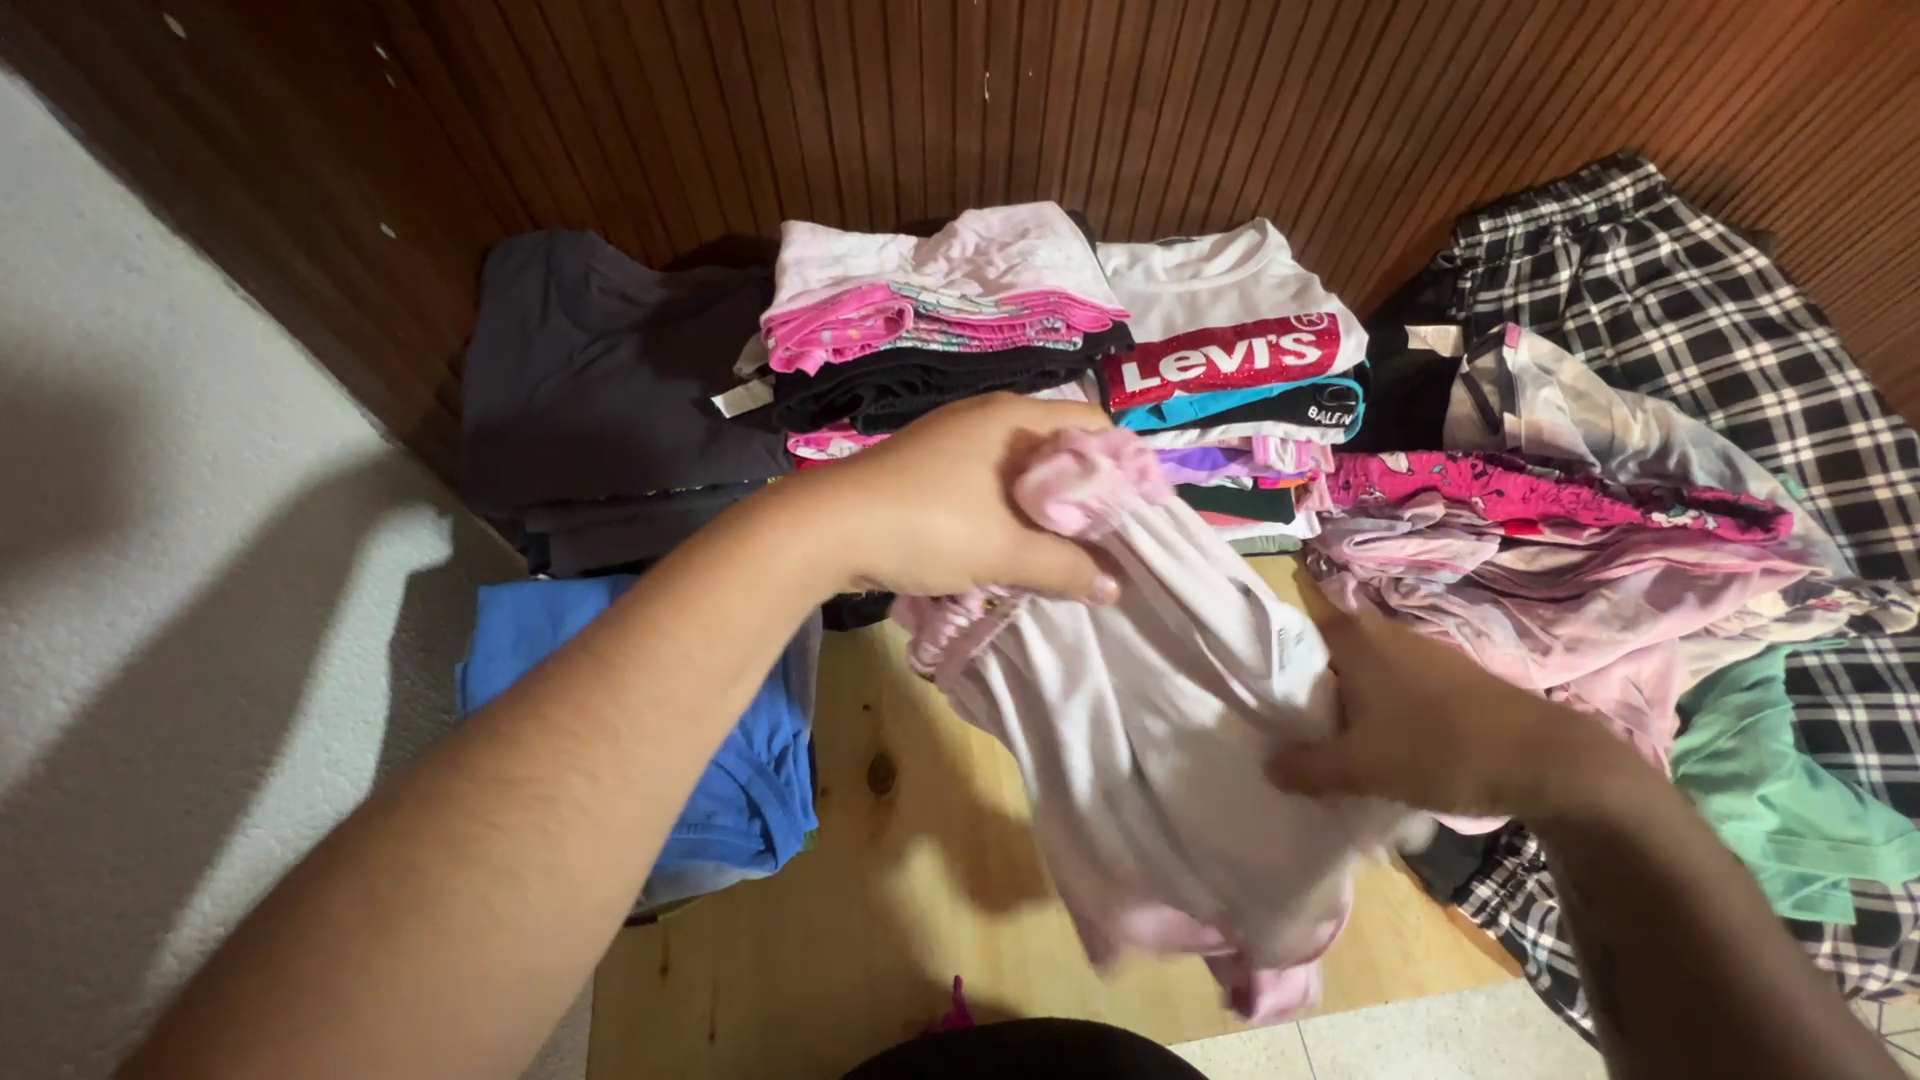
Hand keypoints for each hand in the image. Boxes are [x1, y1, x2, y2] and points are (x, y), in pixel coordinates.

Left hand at [784, 393, 1121, 602]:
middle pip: (1057, 448)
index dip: (1120, 465)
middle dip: (1083, 494)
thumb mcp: (1003, 550)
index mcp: (1013, 417)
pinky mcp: (929, 467)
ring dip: (1043, 508)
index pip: (1092, 424)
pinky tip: (1010, 547)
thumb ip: (1064, 567)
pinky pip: (988, 483)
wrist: (825, 529)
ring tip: (1062, 551)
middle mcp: (987, 417)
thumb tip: (1111, 586)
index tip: (1133, 513)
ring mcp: (953, 440)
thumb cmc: (926, 525)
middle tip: (1103, 540)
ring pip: (1020, 470)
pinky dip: (1008, 511)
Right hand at [1264, 604, 1650, 821]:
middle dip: (1308, 688)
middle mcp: (1383, 631)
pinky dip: (1381, 709)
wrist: (1551, 762)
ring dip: (1346, 701)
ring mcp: (1422, 651)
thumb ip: (1307, 767)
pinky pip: (1394, 685)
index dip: (1272, 660)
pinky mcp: (1451, 675)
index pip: (1292, 629)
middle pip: (1325, 654)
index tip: (1259, 696)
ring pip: (1362, 671)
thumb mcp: (1360, 767)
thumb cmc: (1439, 749)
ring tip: (1333, 742)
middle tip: (1291, 727)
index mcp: (1353, 637)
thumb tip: (1269, 767)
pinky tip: (1384, 746)